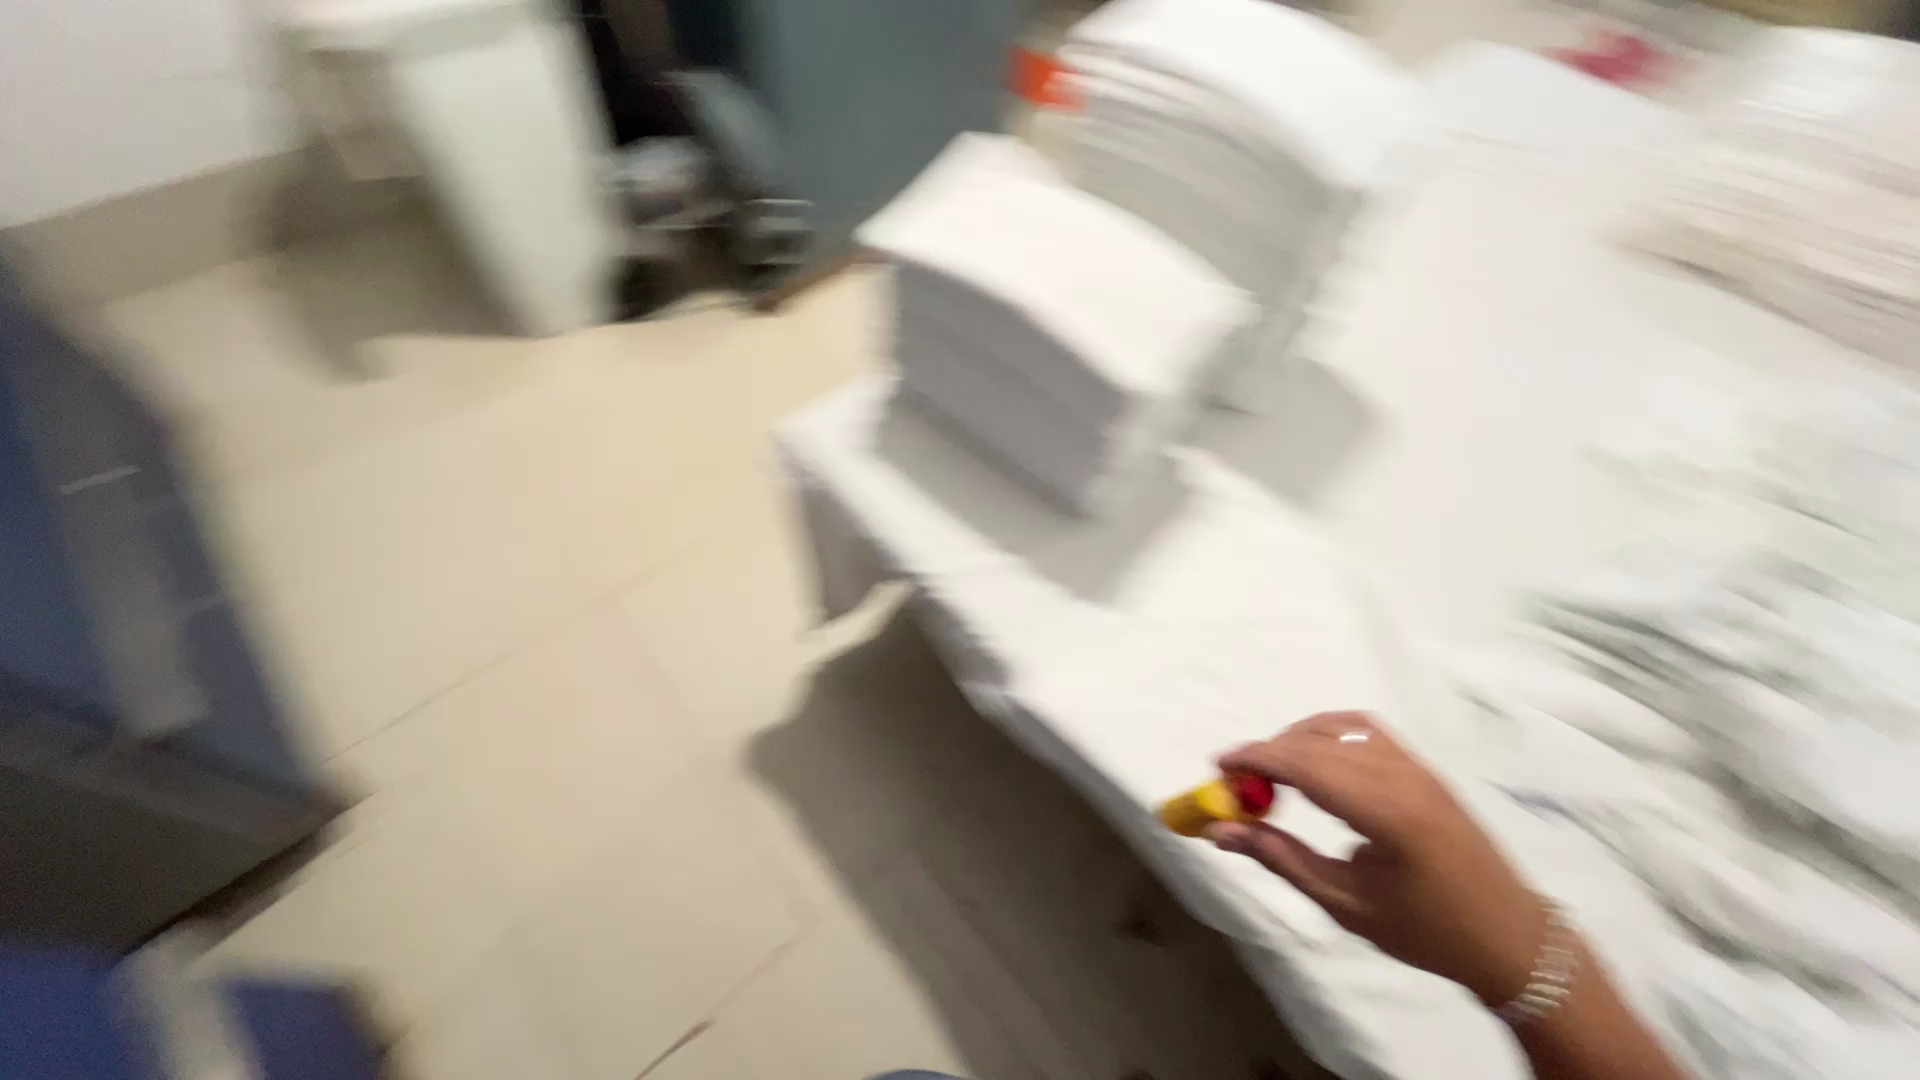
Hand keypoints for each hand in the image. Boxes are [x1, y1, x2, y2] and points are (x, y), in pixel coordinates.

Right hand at [1207, 712, 1545, 1007]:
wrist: (1511, 938)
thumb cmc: (1425, 931)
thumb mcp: (1344, 903)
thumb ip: (1279, 858)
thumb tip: (1221, 831)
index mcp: (1385, 814)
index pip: (1305, 765)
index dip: (1255, 759)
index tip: (1217, 767)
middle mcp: (1401, 776)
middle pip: (1315, 741)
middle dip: (1266, 752)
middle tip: (1234, 780)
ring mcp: (1416, 765)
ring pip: (1338, 726)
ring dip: (1295, 738)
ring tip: (1270, 771)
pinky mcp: (1422, 767)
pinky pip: (1363, 729)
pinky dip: (1325, 733)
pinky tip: (1312, 759)